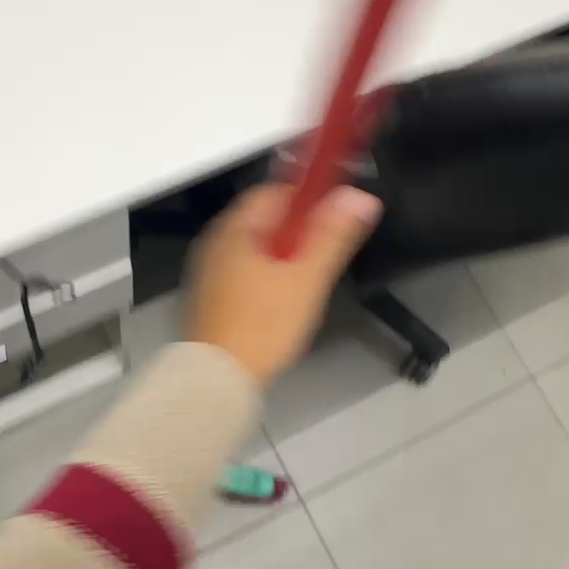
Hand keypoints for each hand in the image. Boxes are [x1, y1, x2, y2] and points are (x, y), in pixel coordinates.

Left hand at [185, 184, 382, 384]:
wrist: (217, 379)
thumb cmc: (257, 330)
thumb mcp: (307, 279)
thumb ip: (333, 235)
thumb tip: (359, 199)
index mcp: (236, 229)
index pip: (277, 190)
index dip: (310, 198)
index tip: (334, 213)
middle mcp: (216, 244)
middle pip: (267, 220)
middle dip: (298, 234)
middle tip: (320, 258)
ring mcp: (209, 271)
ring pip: (256, 249)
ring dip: (283, 259)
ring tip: (302, 286)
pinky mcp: (210, 297)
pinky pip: (244, 274)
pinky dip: (265, 280)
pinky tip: (278, 305)